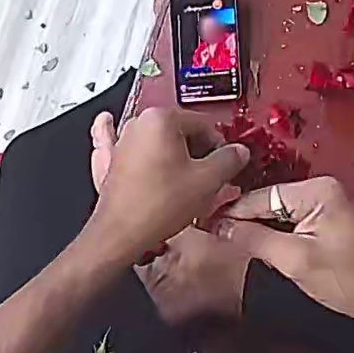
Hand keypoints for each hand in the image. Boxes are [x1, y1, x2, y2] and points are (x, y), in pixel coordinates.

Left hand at [78, 108, 248, 266]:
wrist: (120, 233)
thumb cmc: (155, 206)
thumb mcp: (207, 181)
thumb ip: (229, 160)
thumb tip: (238, 152)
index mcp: (162, 118)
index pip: (203, 124)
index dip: (219, 145)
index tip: (226, 161)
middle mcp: (139, 123)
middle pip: (182, 132)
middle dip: (199, 153)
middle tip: (210, 175)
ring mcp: (124, 141)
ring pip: (162, 143)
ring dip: (178, 159)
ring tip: (188, 183)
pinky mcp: (116, 160)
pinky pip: (138, 151)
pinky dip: (150, 156)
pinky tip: (153, 158)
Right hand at [213, 176, 353, 331]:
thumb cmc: (346, 281)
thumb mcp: (294, 260)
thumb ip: (254, 238)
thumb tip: (219, 225)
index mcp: (317, 190)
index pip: (262, 196)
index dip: (232, 211)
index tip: (204, 223)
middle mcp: (322, 187)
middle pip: (269, 201)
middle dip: (243, 218)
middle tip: (211, 233)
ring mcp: (327, 202)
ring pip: (278, 211)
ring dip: (257, 226)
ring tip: (226, 238)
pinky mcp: (328, 218)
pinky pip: (292, 219)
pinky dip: (274, 231)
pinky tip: (256, 243)